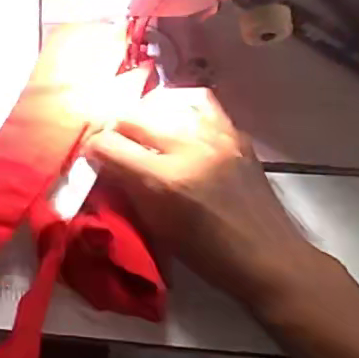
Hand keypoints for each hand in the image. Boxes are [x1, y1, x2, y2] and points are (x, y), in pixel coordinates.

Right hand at [84, 87, 339, 310]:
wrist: (266, 256)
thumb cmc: (206, 254)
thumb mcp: (155, 227)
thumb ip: (127, 189)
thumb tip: (103, 163)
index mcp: (165, 181)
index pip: (108, 145)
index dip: (91, 149)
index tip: (92, 158)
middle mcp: (189, 148)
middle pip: (132, 117)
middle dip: (113, 130)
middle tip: (112, 145)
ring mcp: (216, 136)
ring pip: (163, 102)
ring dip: (145, 116)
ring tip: (142, 131)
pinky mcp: (235, 132)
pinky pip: (198, 102)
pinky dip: (178, 107)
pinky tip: (173, 121)